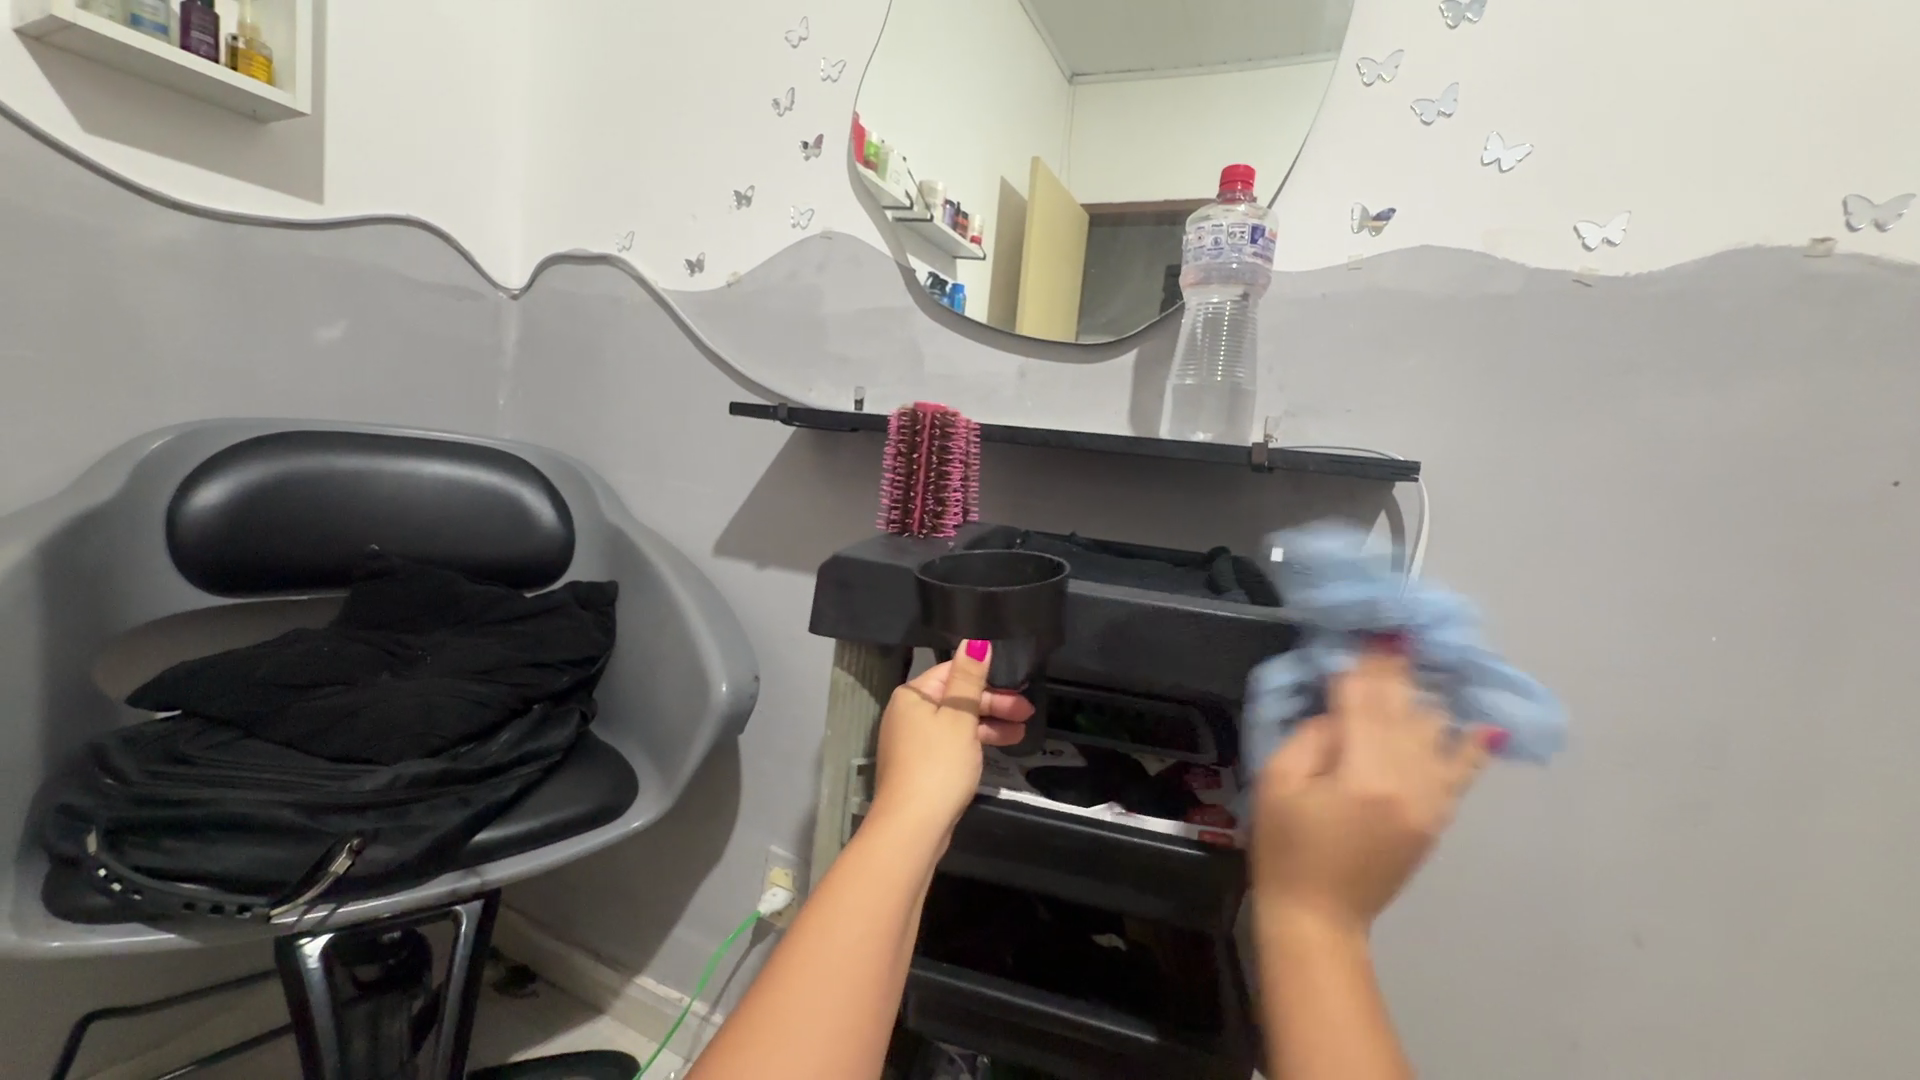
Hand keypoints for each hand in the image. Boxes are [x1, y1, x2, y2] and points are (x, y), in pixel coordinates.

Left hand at [871, 640, 1035, 834]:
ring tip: (1023, 731)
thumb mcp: (960, 717)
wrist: (913, 826)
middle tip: (1027, 711)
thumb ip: (969, 678)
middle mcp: (909, 713)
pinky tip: (1001, 745)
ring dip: (990, 723)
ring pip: (958, 721)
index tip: (1017, 682)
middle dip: (993, 702)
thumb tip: (974, 641)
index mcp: (913, 695)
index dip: (985, 674)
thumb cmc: (938, 764)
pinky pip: (953, 742)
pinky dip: (976, 741)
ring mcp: (914, 741)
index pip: (952, 671)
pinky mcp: (923, 765)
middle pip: (956, 697)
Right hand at [1252, 649, 1499, 936]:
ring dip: (1421, 697)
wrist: (1318, 913)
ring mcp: (1431, 801)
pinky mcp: (1437, 817)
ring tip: (1415, 665)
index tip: (1371, 629)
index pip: (1365, 700)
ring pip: (1433, 730)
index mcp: (1364, 772)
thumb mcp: (1277, 780)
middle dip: (1393, 671)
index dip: (1365, 663)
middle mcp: (1409, 781)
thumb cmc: (1283, 844)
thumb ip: (1313, 735)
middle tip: (1393, 634)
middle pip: (1402, 709)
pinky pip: (1461, 771)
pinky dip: (1469, 744)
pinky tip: (1479, 722)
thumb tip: (1341, 710)